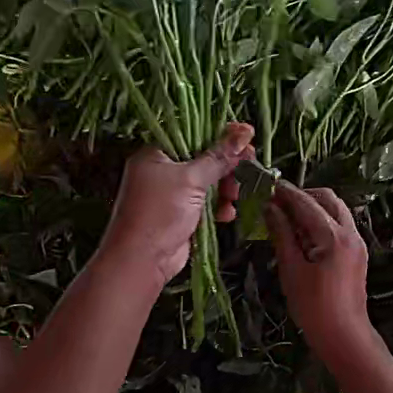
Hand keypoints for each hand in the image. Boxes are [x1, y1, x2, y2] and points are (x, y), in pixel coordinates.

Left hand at [100, 123, 253, 283]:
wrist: (142, 259)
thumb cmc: (159, 212)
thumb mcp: (191, 179)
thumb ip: (218, 157)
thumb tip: (244, 132)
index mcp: (156, 154)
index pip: (192, 134)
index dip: (220, 134)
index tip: (245, 135)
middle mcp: (163, 171)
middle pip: (203, 159)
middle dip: (226, 165)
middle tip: (249, 165)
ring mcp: (172, 194)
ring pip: (208, 183)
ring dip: (225, 188)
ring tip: (234, 196)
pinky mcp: (182, 215)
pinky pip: (206, 204)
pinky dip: (218, 207)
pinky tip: (227, 213)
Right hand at [266, 184, 376, 363]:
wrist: (344, 335)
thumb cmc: (313, 307)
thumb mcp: (291, 270)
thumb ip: (282, 235)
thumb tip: (270, 208)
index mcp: (333, 236)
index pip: (306, 203)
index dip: (285, 193)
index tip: (267, 185)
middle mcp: (350, 233)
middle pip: (327, 199)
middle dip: (302, 196)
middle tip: (277, 203)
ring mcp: (357, 242)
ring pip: (336, 210)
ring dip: (313, 207)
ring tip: (287, 218)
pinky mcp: (357, 253)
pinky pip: (340, 225)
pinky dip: (322, 221)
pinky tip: (303, 235)